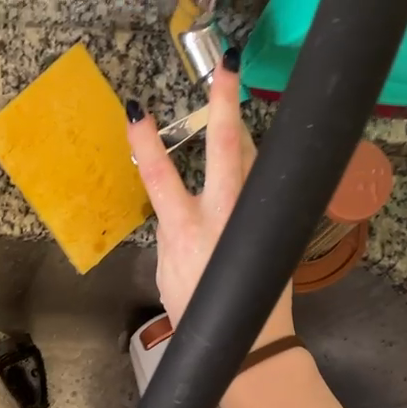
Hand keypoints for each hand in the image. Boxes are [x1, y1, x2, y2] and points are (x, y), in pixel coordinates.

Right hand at [126, 54, 256, 325]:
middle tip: (225, 71)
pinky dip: (249, 163)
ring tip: (229, 111)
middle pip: (225, 147)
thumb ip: (170, 235)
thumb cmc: (199, 311)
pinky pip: (259, 180)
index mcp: (188, 231)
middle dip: (224, 105)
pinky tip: (244, 158)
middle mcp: (222, 215)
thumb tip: (172, 209)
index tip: (136, 113)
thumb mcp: (167, 274)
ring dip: (238, 131)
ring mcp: (251, 215)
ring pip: (249, 156)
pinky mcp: (271, 221)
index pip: (159, 178)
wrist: (247, 336)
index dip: (145, 144)